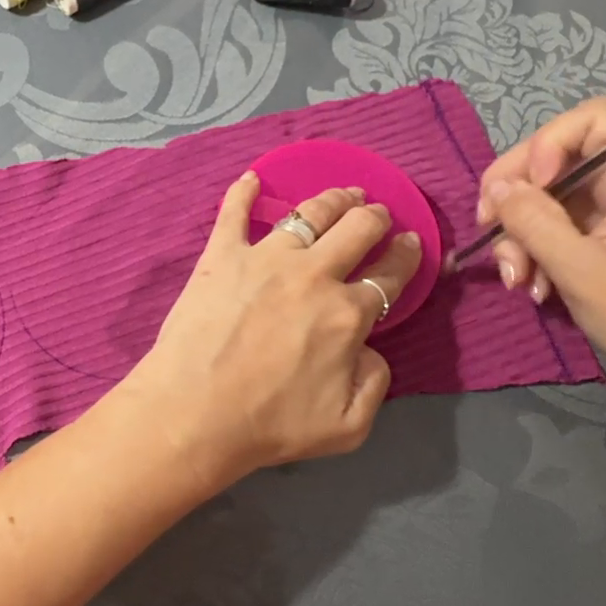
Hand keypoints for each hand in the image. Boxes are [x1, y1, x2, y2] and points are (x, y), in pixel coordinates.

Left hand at [115, 173, 422, 488]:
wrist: (196, 409)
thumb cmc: (270, 423)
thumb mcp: (348, 425)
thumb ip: (374, 382)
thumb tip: (369, 348)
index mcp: (347, 314)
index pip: (389, 275)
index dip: (405, 256)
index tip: (410, 243)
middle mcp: (312, 275)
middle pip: (355, 230)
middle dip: (374, 216)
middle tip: (378, 212)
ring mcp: (264, 258)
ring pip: (308, 213)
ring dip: (332, 199)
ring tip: (344, 193)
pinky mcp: (221, 255)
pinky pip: (234, 212)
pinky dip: (243, 192)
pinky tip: (252, 180)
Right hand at [475, 98, 605, 382]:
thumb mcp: (579, 270)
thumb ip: (532, 221)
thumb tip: (497, 188)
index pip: (594, 119)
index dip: (549, 141)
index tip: (529, 184)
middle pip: (558, 161)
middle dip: (517, 195)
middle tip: (489, 230)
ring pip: (552, 200)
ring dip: (522, 234)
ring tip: (516, 280)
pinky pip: (562, 229)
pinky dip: (539, 253)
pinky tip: (533, 287)